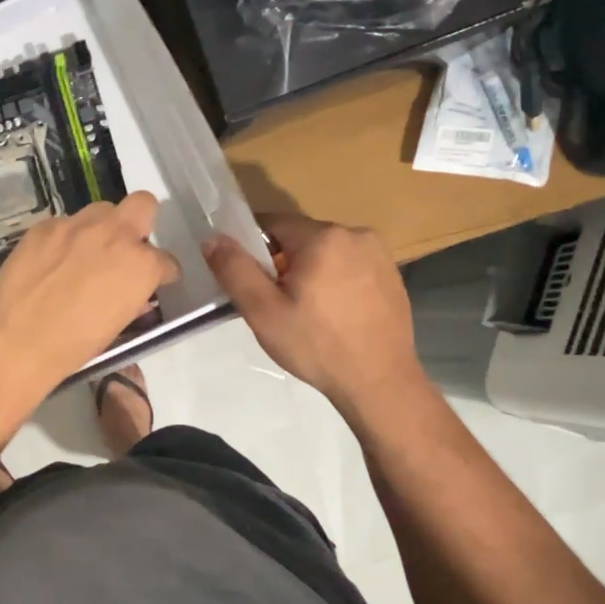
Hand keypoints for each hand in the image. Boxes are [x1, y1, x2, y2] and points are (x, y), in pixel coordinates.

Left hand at [0, 192, 179, 390]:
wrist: (19, 342)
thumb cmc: (73, 346)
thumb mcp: (117, 325)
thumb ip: (132, 298)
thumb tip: (133, 293)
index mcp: (140, 265)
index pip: (166, 260)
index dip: (161, 272)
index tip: (154, 281)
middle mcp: (114, 234)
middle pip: (141, 205)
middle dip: (140, 224)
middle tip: (125, 249)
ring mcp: (76, 226)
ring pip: (100, 211)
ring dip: (101, 229)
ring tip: (84, 256)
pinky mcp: (44, 228)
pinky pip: (63, 225)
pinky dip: (64, 240)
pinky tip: (52, 262)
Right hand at [202, 213, 423, 414]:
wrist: (377, 380)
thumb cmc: (314, 345)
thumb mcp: (262, 310)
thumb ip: (235, 269)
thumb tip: (213, 238)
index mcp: (323, 237)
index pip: (272, 223)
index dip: (252, 248)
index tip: (248, 280)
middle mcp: (356, 233)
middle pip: (300, 238)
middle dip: (282, 263)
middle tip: (274, 304)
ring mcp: (379, 254)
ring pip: (326, 253)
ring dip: (309, 273)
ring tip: (304, 313)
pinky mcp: (392, 275)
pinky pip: (349, 267)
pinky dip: (334, 283)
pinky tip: (332, 316)